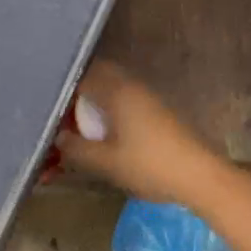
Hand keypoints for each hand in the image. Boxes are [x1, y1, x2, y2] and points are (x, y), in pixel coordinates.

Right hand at [55, 60, 223, 204]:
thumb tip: (58, 137)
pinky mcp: (159, 110)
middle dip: (79, 92)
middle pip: (98, 76)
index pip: (81, 74)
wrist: (199, 176)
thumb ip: (76, 147)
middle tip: (64, 115)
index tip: (50, 105)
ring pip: (113, 88)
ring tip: (82, 127)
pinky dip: (112, 109)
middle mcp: (131, 85)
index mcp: (116, 91)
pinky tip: (108, 133)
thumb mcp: (105, 161)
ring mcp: (148, 96)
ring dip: (96, 101)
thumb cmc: (149, 165)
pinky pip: (126, 100)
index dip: (63, 88)